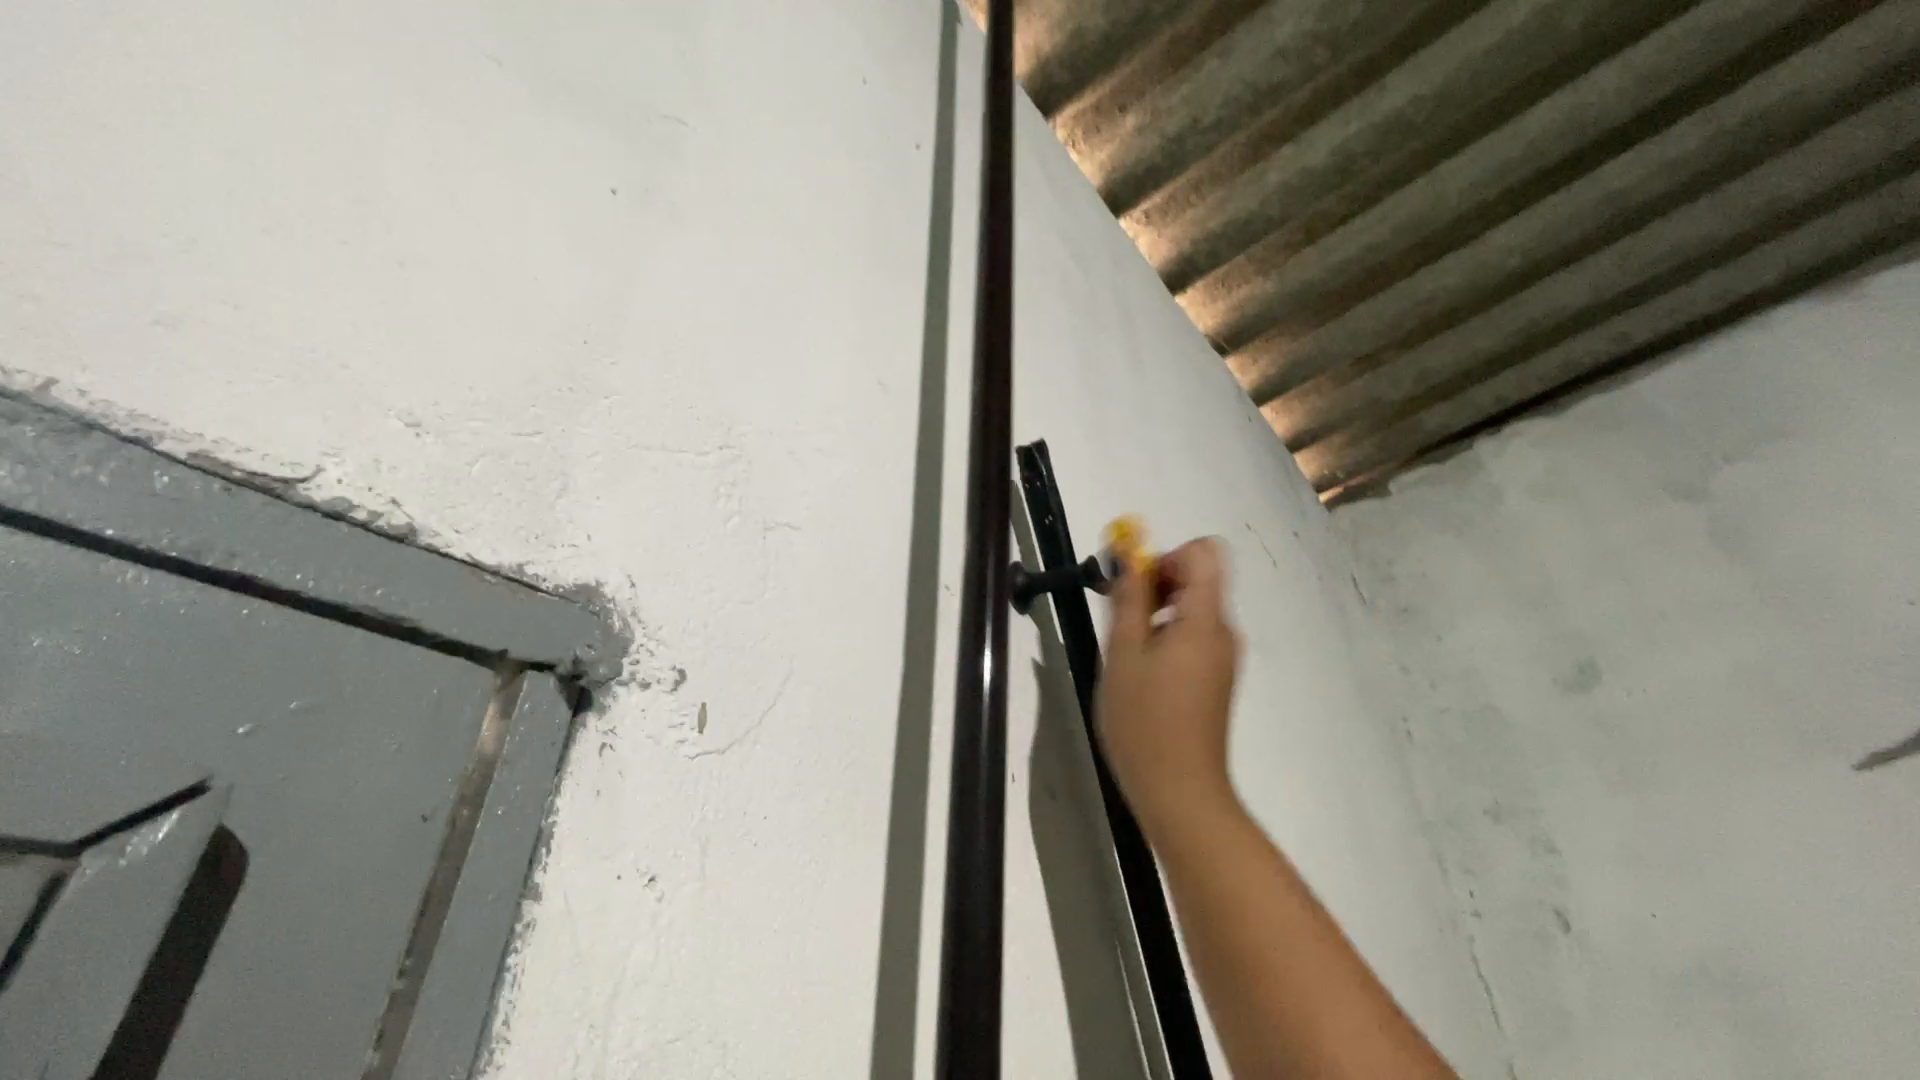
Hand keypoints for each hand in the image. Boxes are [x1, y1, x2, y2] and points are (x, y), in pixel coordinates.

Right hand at [1096, 537, 1241, 834]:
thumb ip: (1127, 599)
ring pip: (1193, 609)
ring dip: (1156, 615)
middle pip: (1198, 579)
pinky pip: (1194, 637)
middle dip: (1156, 585)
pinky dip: (1166, 639)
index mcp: (1205, 620)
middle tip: (1119, 621)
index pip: (1204, 552)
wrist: (1180, 792)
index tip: (1134, 586)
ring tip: (1126, 655)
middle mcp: (1224, 632)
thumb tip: (1130, 555)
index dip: (1166, 556)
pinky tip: (1141, 676)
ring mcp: (1224, 658)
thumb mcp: (1123, 655)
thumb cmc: (1144, 722)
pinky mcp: (1217, 680)